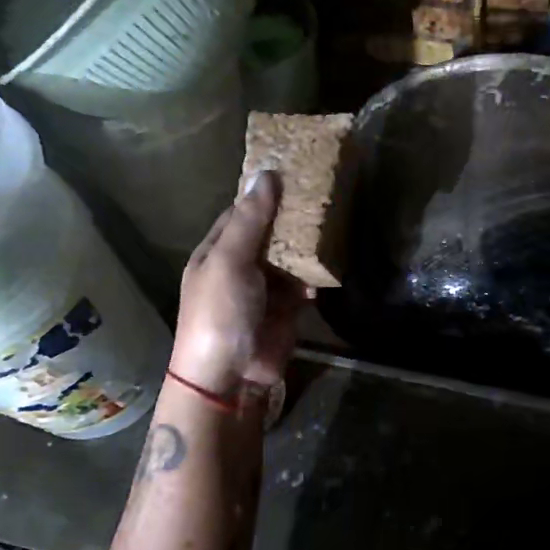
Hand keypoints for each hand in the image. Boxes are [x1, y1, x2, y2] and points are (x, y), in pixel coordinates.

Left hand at [170, 171, 310, 390]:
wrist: (229, 376)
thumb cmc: (221, 311)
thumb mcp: (230, 260)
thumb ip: (250, 221)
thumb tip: (265, 174)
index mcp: (217, 251)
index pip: (241, 213)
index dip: (264, 194)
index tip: (293, 173)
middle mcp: (240, 266)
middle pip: (270, 234)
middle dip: (292, 219)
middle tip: (322, 195)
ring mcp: (264, 289)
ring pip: (290, 258)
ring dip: (306, 248)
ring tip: (331, 226)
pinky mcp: (286, 310)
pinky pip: (303, 286)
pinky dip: (314, 279)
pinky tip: (326, 271)